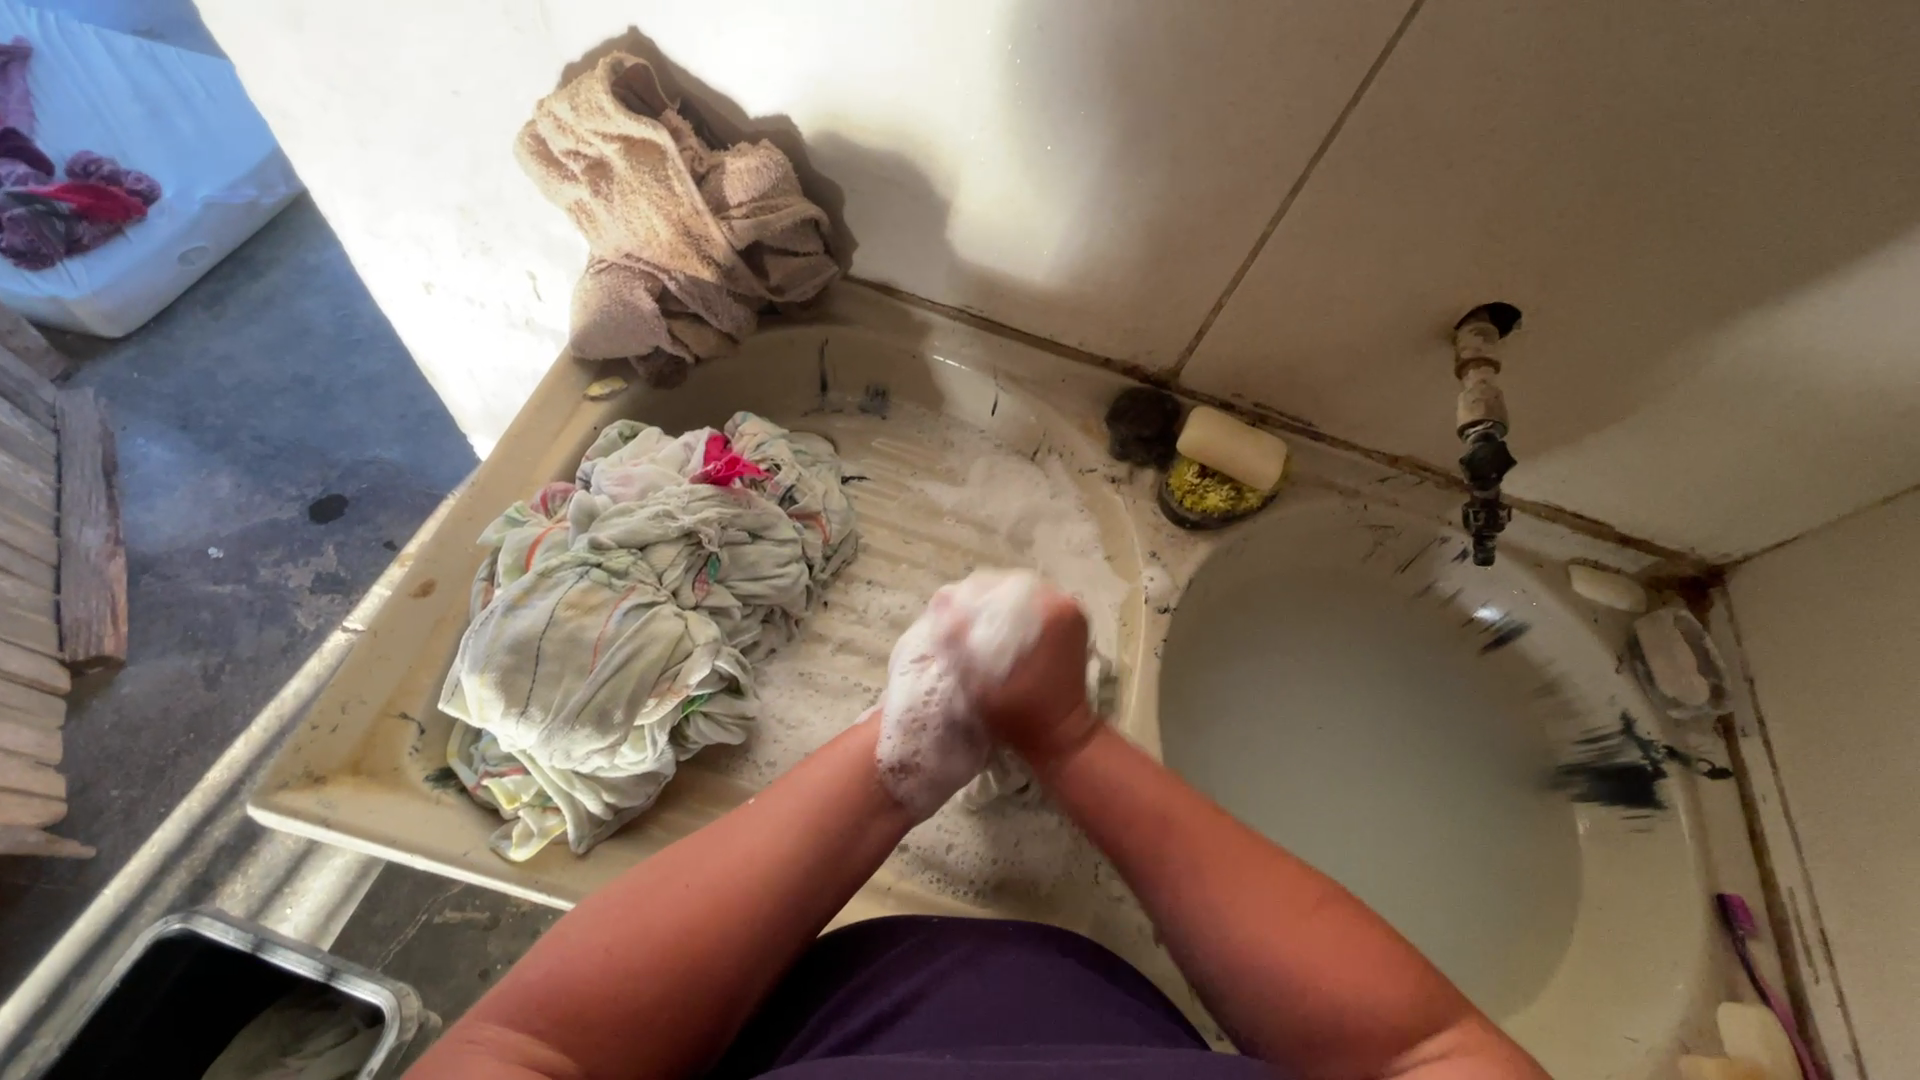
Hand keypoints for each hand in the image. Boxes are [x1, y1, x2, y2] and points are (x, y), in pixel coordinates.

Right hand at [948, 580, 1098, 771]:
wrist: (1061, 738)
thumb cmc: (1021, 715)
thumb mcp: (981, 682)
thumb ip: (959, 640)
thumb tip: (940, 600)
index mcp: (1049, 609)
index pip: (996, 585)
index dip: (966, 598)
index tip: (947, 616)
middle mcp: (1063, 603)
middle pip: (1008, 587)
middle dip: (980, 602)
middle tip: (956, 623)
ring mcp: (1069, 612)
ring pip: (1018, 597)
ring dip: (994, 609)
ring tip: (971, 630)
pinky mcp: (1069, 624)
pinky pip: (1031, 609)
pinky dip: (1010, 617)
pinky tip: (992, 635)